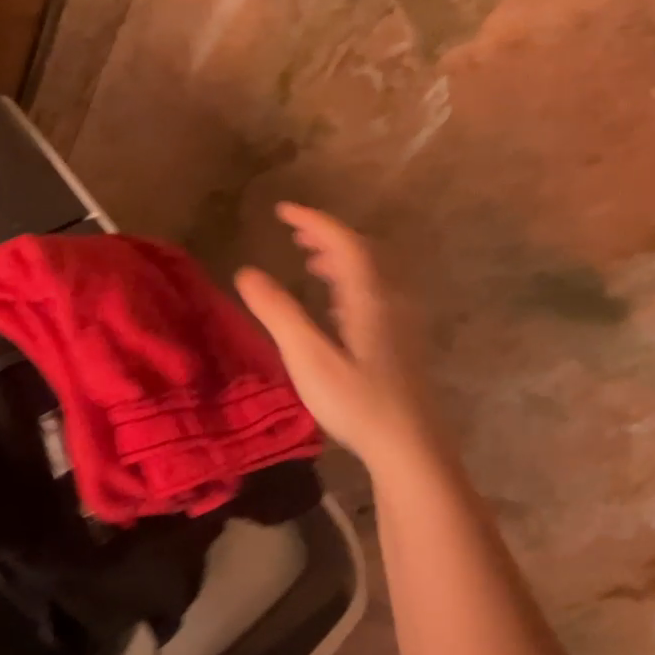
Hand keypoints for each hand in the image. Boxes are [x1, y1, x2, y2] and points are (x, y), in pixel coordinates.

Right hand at [234, 202, 437, 466]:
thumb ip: (278, 313)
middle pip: (363, 253)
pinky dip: (348, 284)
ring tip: (308, 259)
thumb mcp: (308, 358)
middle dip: (327, 236)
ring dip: (339, 260)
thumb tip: (246, 272)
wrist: (408, 444)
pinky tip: (334, 304)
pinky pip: (373, 295)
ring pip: (371, 275)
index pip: (344, 244)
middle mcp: (390, 302)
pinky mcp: (399, 343)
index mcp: (369, 299)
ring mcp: (399, 322)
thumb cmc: (356, 401)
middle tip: (293, 231)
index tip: (283, 210)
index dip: (314, 222)